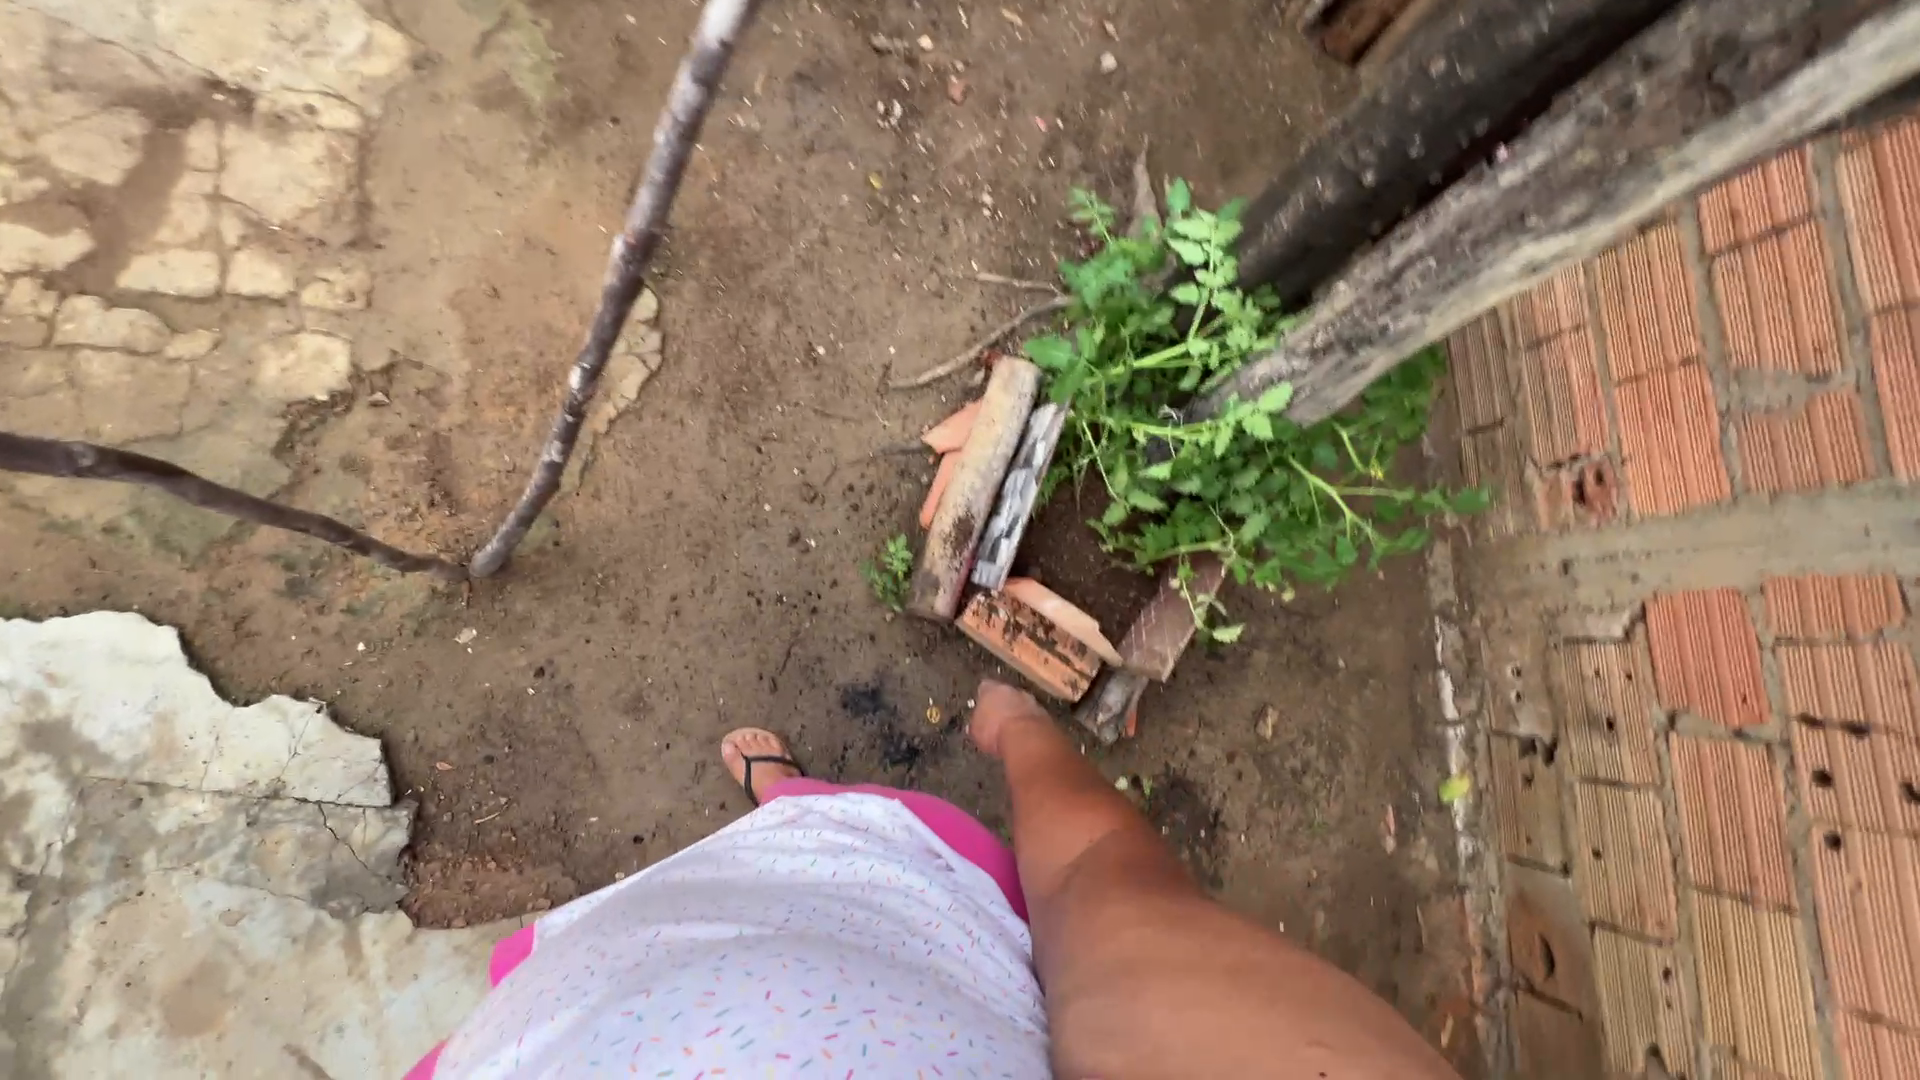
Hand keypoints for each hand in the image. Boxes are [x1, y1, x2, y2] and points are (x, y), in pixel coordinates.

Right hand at [968, 678, 1048, 758]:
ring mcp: (1033, 702)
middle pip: (1008, 695)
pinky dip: (1032, 726)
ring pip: (1024, 706)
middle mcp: (1014, 691)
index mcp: (992, 690)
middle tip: (999, 720)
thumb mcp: (976, 731)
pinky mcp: (1047, 716)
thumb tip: (978, 724)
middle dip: (1005, 705)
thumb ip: (977, 722)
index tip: (982, 707)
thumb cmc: (995, 732)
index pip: (985, 688)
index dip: (984, 697)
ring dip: (1020, 715)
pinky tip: (1027, 739)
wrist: (1028, 740)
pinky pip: (1036, 719)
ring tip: (1014, 732)